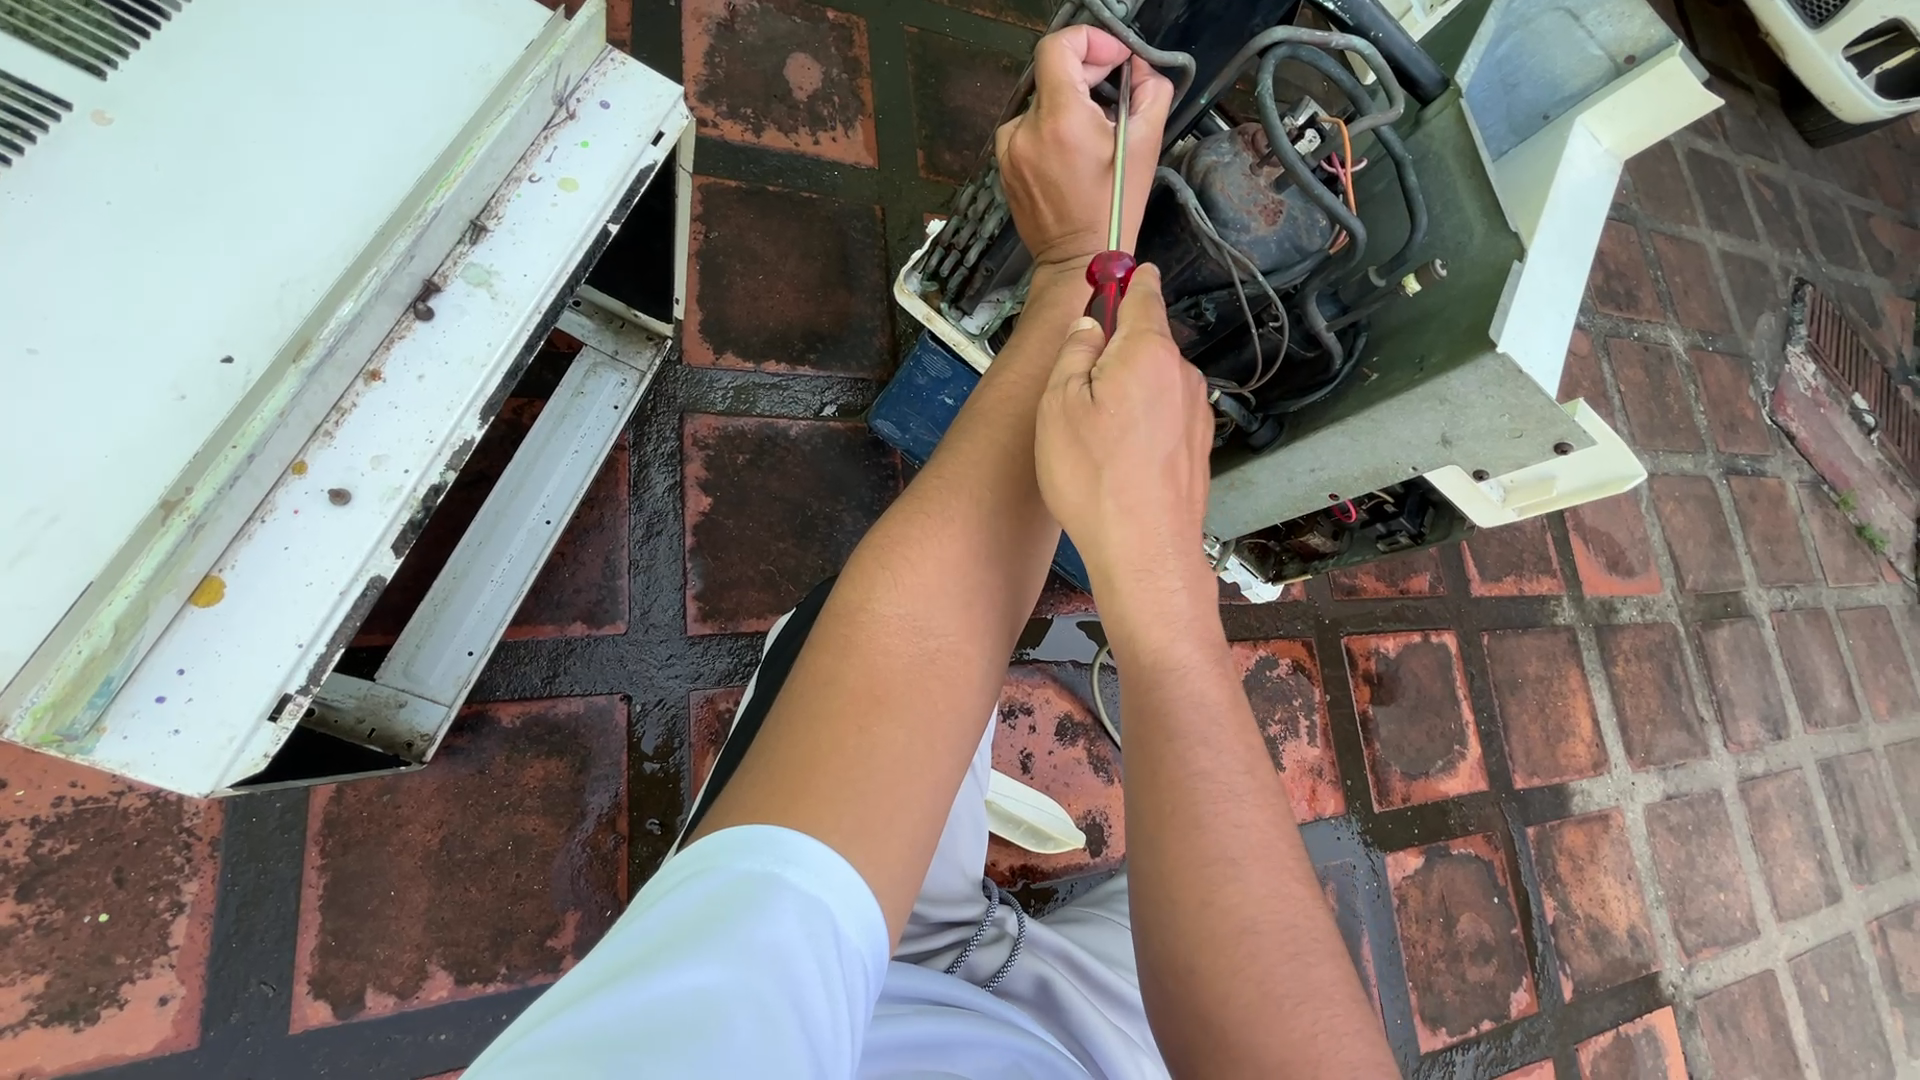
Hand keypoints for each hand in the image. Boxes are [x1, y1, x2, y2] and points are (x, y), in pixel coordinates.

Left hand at [995, 26, 1171, 269]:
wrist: (1079, 260)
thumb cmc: (1112, 209)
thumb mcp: (1145, 146)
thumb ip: (1150, 90)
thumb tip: (1138, 67)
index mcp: (1060, 118)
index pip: (1058, 47)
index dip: (1089, 41)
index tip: (1113, 59)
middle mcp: (1026, 130)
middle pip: (1051, 75)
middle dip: (1085, 74)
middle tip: (1113, 94)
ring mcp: (1010, 151)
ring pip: (1039, 103)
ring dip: (1066, 105)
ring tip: (1090, 132)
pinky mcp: (1005, 168)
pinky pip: (1025, 131)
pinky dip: (1047, 130)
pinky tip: (1068, 153)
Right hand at [1035, 264, 1213, 589]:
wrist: (1143, 549)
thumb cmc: (1092, 475)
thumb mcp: (1059, 405)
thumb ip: (1075, 353)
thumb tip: (1090, 326)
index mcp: (1148, 351)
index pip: (1145, 293)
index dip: (1127, 280)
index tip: (1117, 274)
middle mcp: (1183, 374)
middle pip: (1147, 342)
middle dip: (1115, 352)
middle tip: (1077, 389)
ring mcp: (1197, 413)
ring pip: (1156, 383)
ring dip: (1128, 392)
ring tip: (1095, 436)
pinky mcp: (1199, 447)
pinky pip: (1166, 416)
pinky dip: (1143, 423)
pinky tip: (1119, 459)